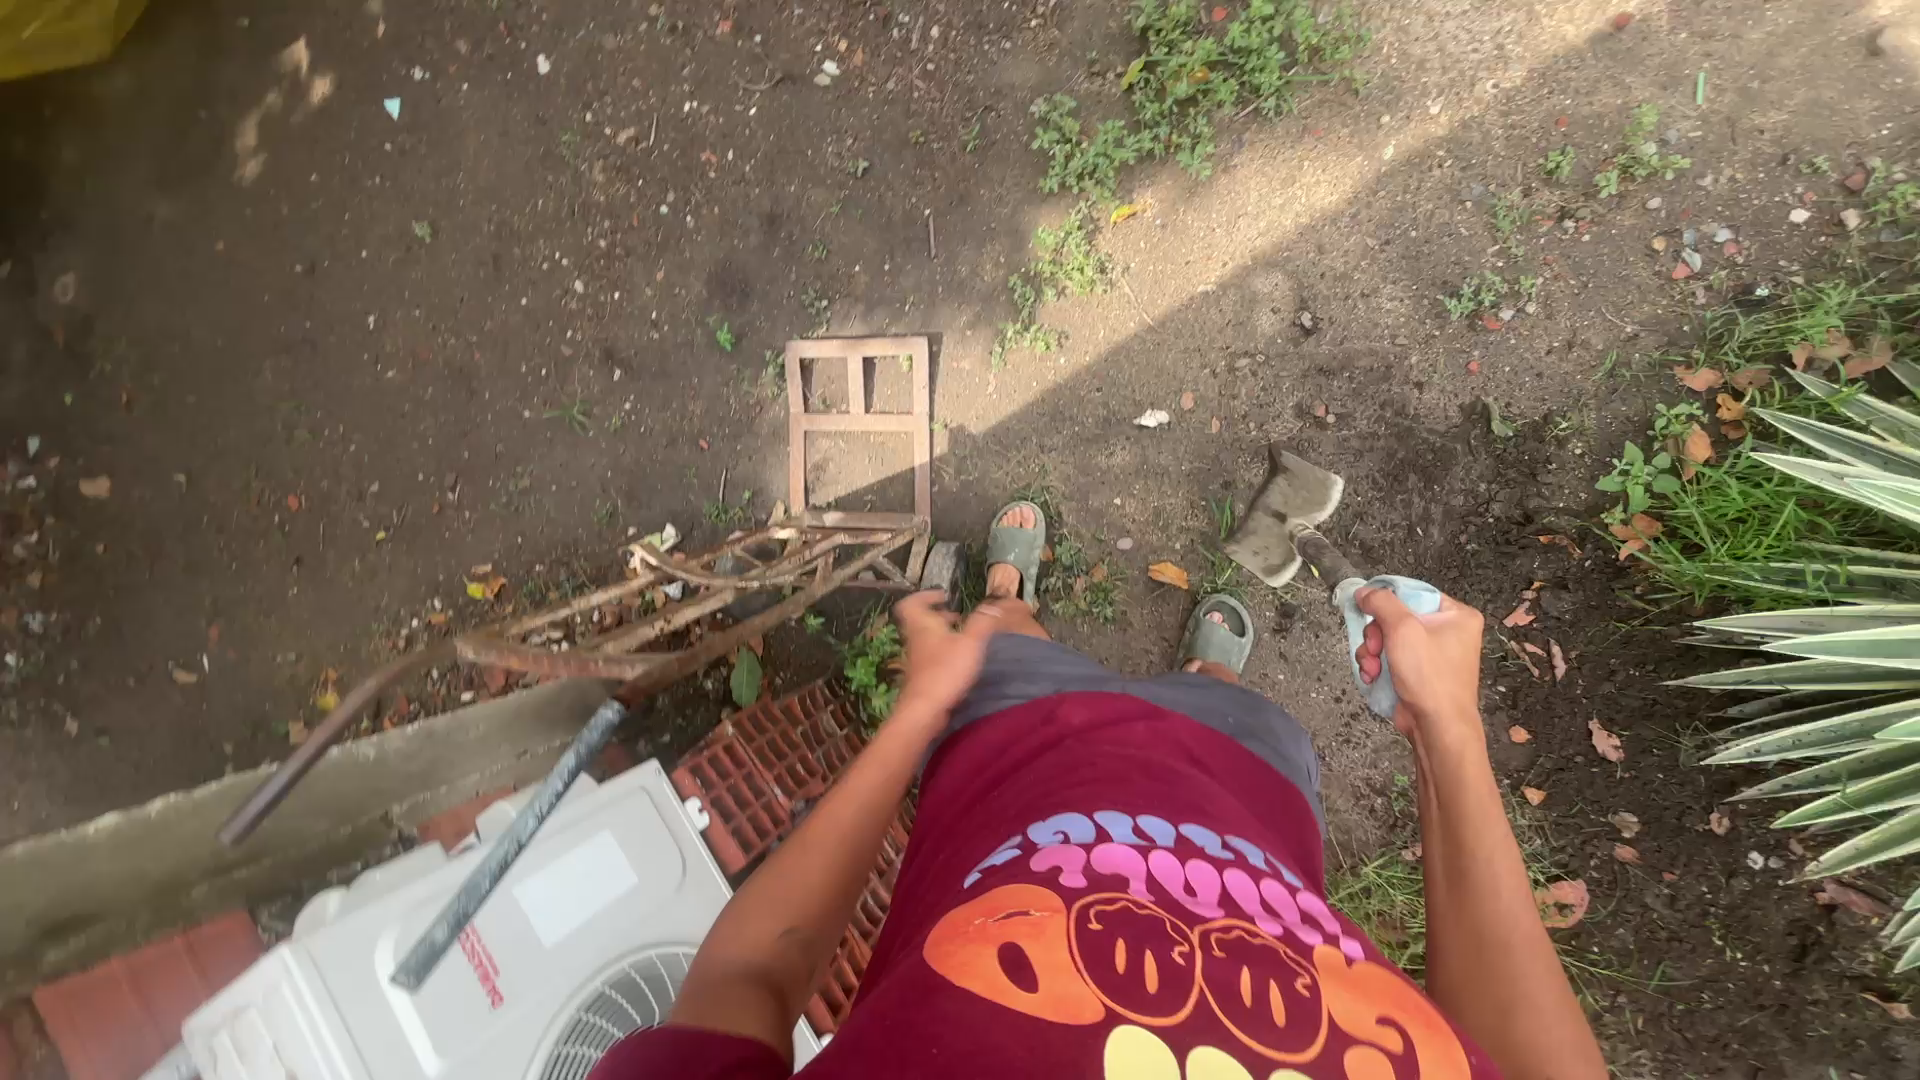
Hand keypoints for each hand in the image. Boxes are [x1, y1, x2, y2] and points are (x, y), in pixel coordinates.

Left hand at [889, 590, 999, 719]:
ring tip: (963, 637)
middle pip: (920, 620)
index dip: (925, 595)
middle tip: (957, 616)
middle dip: (939, 615)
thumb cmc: (946, 671)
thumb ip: (982, 622)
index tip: (944, 596)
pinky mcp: (921, 676)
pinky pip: (931, 656)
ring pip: (926, 639)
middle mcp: (915, 639)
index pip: (911, 602)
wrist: (925, 710)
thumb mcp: (970, 643)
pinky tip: (959, 660)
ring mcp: (916, 659)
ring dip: (943, 634)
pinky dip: (944, 652)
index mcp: (922, 625)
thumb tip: (995, 604)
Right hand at [1353, 585, 1484, 740]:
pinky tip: (1374, 675)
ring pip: (1386, 637)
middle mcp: (1447, 631)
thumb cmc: (1429, 675)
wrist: (1436, 725)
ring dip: (1371, 651)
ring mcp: (1431, 652)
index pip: (1413, 593)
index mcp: (1456, 615)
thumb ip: (1381, 603)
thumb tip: (1363, 591)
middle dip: (1376, 634)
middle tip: (1375, 647)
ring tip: (1373, 667)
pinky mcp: (1417, 670)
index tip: (1367, 610)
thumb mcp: (1403, 629)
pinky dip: (1377, 665)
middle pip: (1395, 617)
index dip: (1386, 601)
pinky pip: (1389, 656)